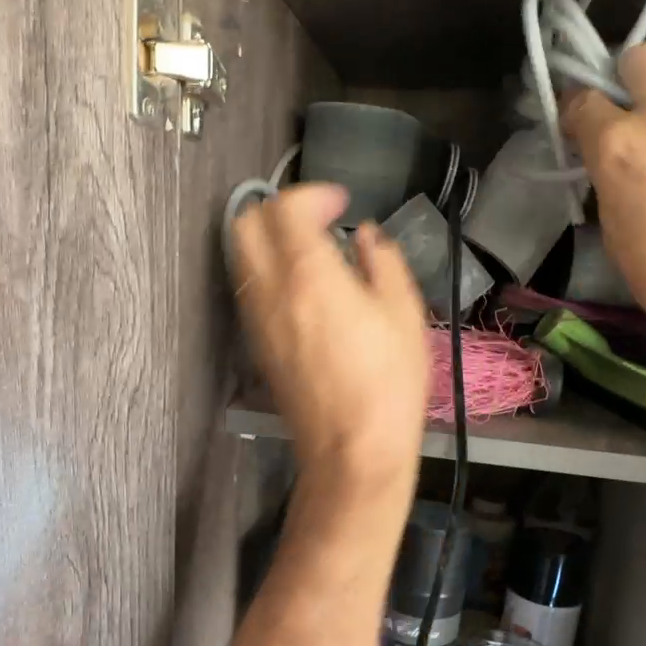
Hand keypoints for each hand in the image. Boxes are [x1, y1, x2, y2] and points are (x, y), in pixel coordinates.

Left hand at [230, 184, 427, 487]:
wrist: (352, 450)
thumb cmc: (389, 383)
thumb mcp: (404, 314)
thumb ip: (383, 262)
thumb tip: (365, 237)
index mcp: (310, 276)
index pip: (285, 208)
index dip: (312, 194)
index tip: (341, 203)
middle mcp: (271, 292)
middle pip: (245, 225)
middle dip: (277, 209)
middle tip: (317, 221)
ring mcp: (257, 321)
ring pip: (240, 258)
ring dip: (268, 241)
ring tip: (310, 254)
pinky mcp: (257, 346)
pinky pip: (248, 290)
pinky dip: (266, 273)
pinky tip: (302, 290)